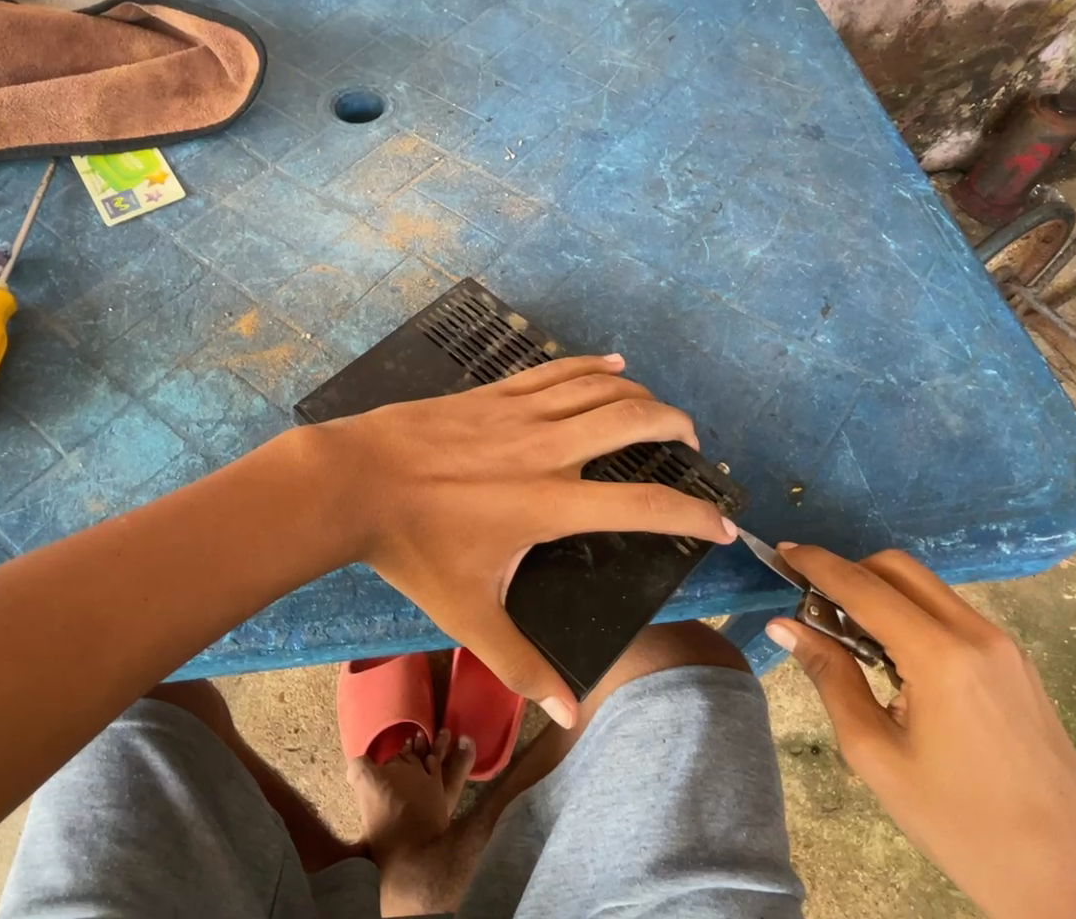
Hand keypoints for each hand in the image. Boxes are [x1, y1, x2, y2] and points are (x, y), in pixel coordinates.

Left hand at [305, 354, 734, 728]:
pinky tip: (613, 364)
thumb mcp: (468, 613)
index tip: (721, 522)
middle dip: (676, 426)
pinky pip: (558, 369)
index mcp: (552, 503)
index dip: (693, 514)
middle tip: (691, 444)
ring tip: (659, 411)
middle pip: (634, 420)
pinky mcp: (495, 392)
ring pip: (601, 387)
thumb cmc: (413, 548)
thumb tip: (566, 711)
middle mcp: (549, 448)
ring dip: (641, 394)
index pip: (643, 505)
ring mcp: (522, 412)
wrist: (353, 481)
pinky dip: (593, 364)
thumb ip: (520, 662)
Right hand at [765, 546, 1075, 918]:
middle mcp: (978, 634)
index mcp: (940, 656)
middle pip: (898, 569)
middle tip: (812, 602)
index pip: (863, 586)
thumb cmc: (958, 824)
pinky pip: (952, 615)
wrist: (1067, 880)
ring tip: (848, 636)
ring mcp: (1006, 647)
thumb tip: (784, 625)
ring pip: (927, 588)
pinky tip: (895, 660)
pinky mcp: (1019, 665)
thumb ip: (829, 677)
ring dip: (881, 593)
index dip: (817, 564)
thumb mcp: (875, 754)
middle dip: (849, 571)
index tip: (782, 553)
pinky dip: (912, 614)